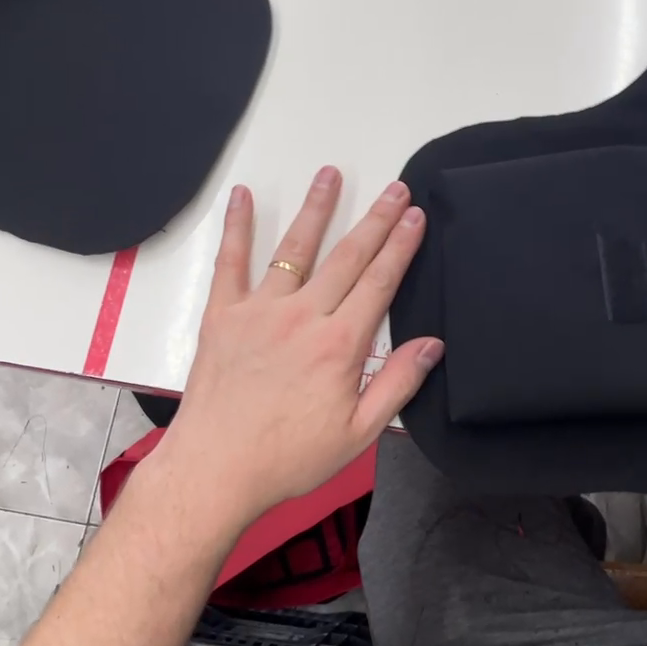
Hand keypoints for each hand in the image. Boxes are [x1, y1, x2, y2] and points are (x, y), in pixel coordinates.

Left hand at [153, 167, 444, 525]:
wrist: (214, 470)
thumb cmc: (288, 458)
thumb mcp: (358, 434)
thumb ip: (397, 384)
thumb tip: (432, 344)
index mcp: (339, 345)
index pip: (380, 282)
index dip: (401, 246)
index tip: (415, 217)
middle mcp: (302, 317)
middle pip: (348, 257)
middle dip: (375, 220)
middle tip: (395, 189)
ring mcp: (260, 311)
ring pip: (296, 249)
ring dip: (317, 210)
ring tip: (331, 175)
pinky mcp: (224, 316)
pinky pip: (231, 263)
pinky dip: (237, 228)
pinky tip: (243, 197)